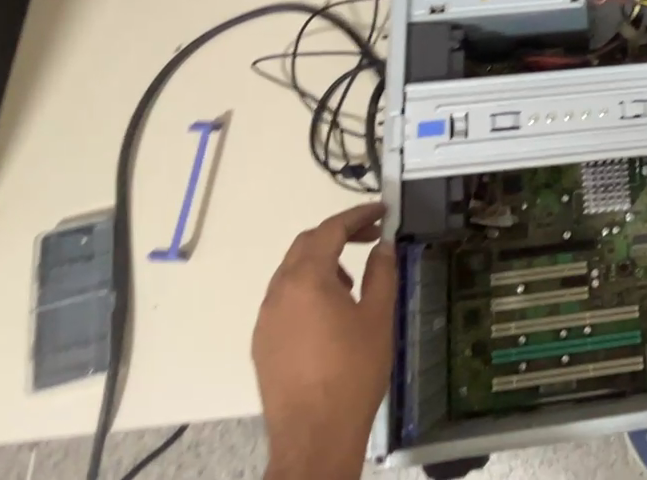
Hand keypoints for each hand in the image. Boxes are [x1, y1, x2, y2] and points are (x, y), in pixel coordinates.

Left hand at [253, 202, 396, 479]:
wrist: (314, 436)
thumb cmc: (353, 371)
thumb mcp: (379, 316)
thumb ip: (381, 273)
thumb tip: (382, 247)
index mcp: (306, 280)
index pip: (329, 230)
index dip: (358, 215)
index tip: (383, 211)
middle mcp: (278, 293)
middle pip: (305, 245)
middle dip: (339, 234)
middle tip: (373, 235)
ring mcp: (265, 319)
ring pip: (291, 272)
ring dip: (323, 261)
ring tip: (354, 278)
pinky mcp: (263, 343)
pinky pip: (284, 299)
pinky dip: (308, 287)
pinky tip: (332, 310)